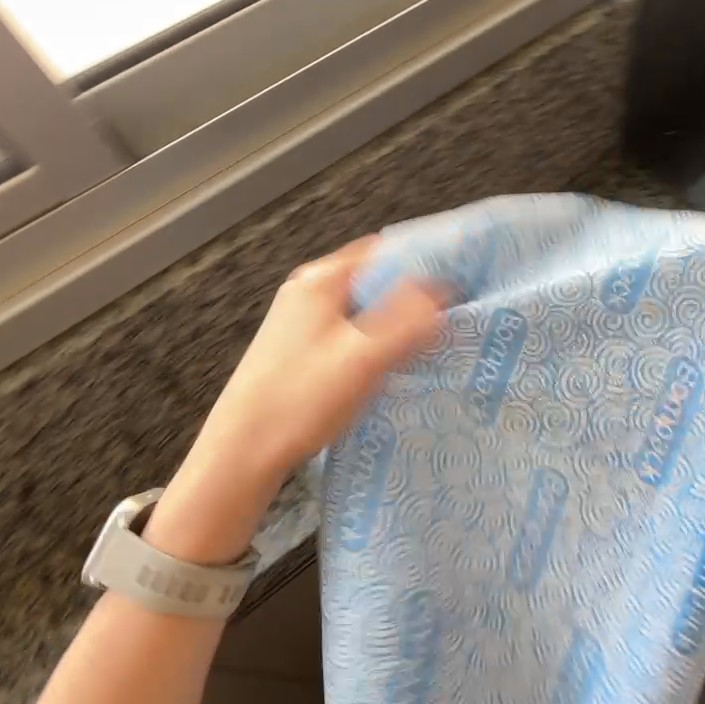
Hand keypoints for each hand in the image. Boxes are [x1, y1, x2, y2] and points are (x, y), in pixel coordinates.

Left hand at [148, 237, 443, 562]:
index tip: (460, 279)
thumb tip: (442, 292)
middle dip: (413, 296)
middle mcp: (307, 293)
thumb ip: (407, 321)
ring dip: (396, 324)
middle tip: (452, 316)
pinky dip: (376, 344)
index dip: (424, 261)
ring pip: (363, 311)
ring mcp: (301, 323)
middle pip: (374, 281)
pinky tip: (393, 368)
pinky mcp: (300, 351)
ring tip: (431, 344)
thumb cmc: (300, 400)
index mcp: (321, 281)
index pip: (384, 252)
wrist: (243, 450)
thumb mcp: (365, 357)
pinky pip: (351, 335)